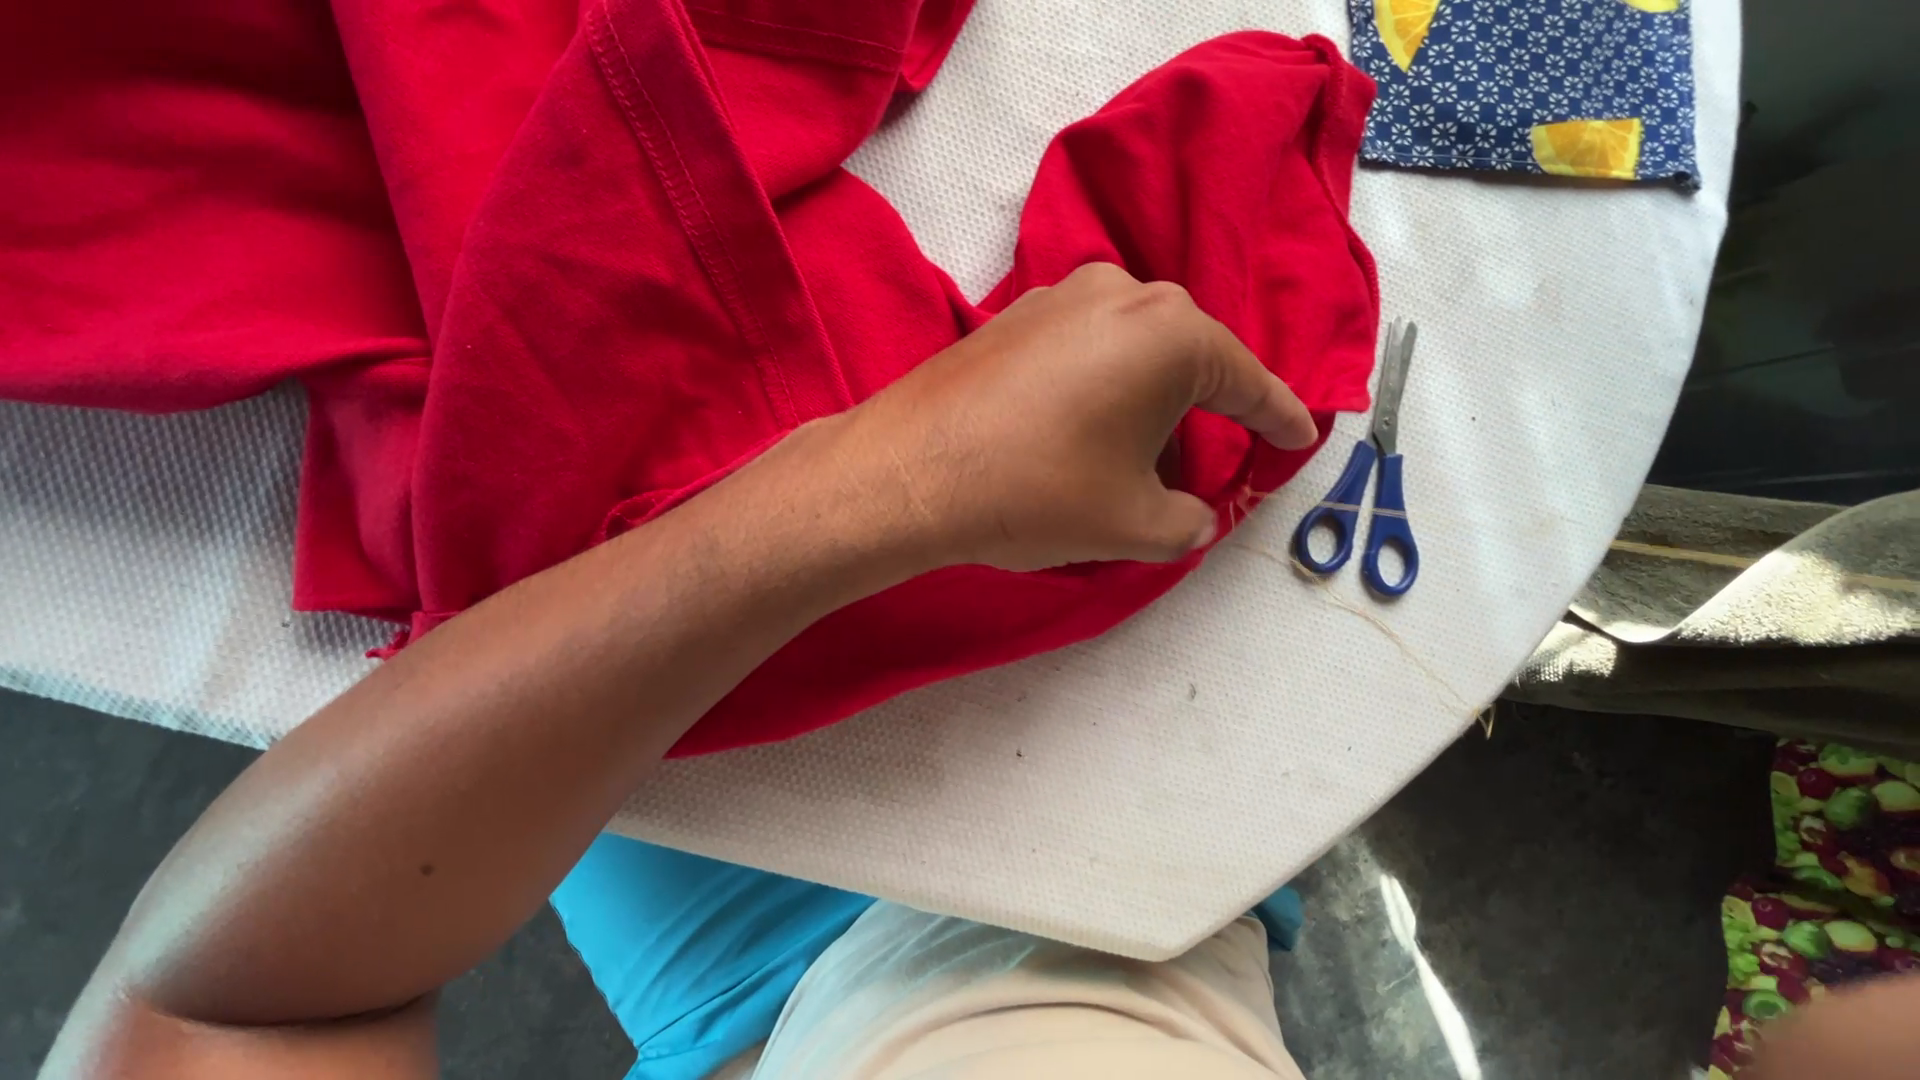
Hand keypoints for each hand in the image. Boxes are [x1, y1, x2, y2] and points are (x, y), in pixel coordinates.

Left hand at [813, 262, 1317, 571]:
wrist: (907, 473)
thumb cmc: (1036, 493)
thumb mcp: (1135, 526)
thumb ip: (1189, 521)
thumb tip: (1195, 515)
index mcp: (1171, 333)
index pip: (1247, 383)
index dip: (1279, 419)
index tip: (1300, 437)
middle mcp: (1122, 293)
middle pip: (1186, 364)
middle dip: (1199, 420)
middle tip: (1191, 477)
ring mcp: (1059, 296)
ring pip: (1131, 355)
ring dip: (1143, 408)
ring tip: (1122, 468)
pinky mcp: (1012, 315)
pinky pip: (1082, 352)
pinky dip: (1097, 392)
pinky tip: (1073, 437)